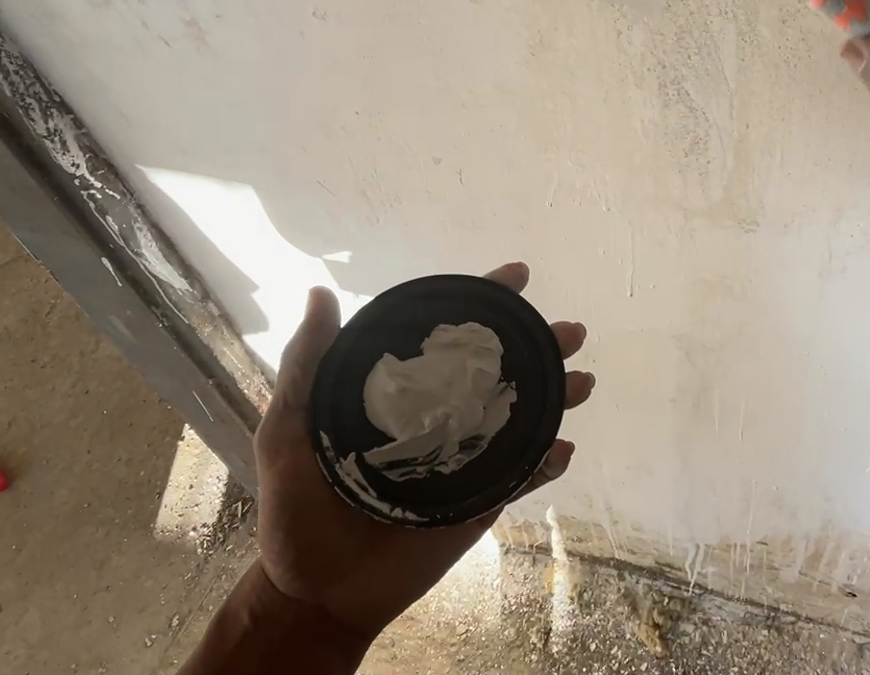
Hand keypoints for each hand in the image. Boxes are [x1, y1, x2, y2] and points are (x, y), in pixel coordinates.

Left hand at [252, 262, 594, 641]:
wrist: (315, 595)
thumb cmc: (296, 510)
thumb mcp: (288, 431)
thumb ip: (306, 366)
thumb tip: (322, 293)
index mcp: (407, 390)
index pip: (451, 334)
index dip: (487, 300)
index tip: (518, 275)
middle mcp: (445, 413)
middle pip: (502, 369)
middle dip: (543, 345)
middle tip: (570, 332)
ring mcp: (469, 457)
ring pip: (524, 417)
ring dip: (558, 396)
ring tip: (582, 382)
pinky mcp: (482, 501)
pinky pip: (523, 478)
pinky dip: (547, 462)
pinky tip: (561, 449)